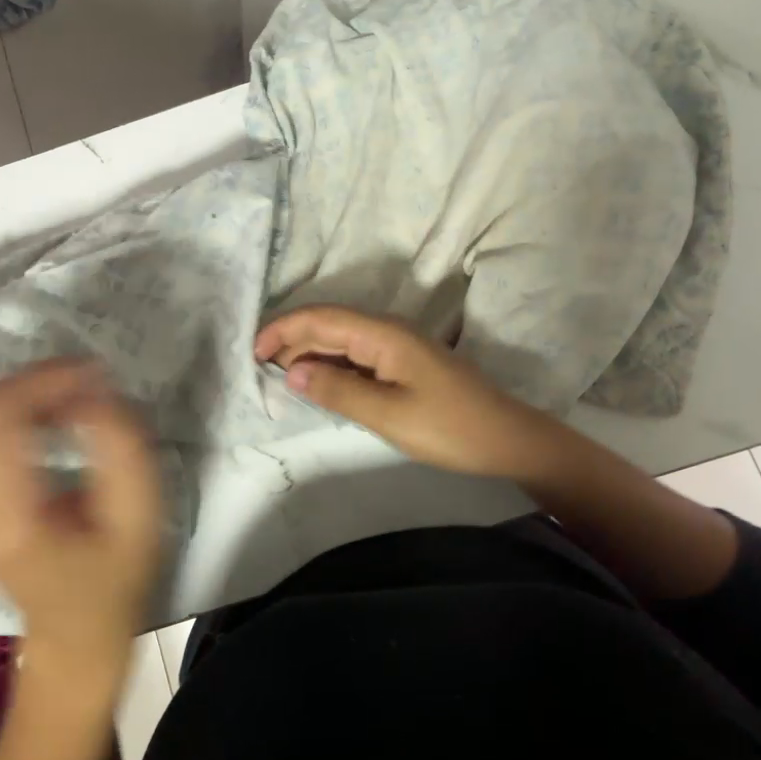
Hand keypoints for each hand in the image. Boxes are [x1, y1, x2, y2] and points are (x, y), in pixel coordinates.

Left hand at [0, 360, 161, 672]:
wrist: (72, 637)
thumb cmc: (113, 578)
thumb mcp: (139, 518)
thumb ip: (121, 451)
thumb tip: (89, 392)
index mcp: (7, 522)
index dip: (38, 383)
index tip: (85, 375)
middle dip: (12, 385)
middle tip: (61, 387)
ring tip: (37, 402)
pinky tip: (7, 422)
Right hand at [255, 305, 553, 477]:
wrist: (508, 441)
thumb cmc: (449, 428)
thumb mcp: (389, 414)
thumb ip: (337, 391)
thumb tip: (290, 373)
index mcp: (382, 334)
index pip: (320, 318)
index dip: (282, 329)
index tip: (252, 352)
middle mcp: (385, 332)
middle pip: (327, 325)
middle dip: (289, 342)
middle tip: (258, 371)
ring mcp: (395, 348)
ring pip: (339, 341)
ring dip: (307, 356)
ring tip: (278, 381)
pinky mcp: (401, 366)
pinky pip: (354, 357)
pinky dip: (328, 368)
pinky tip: (315, 387)